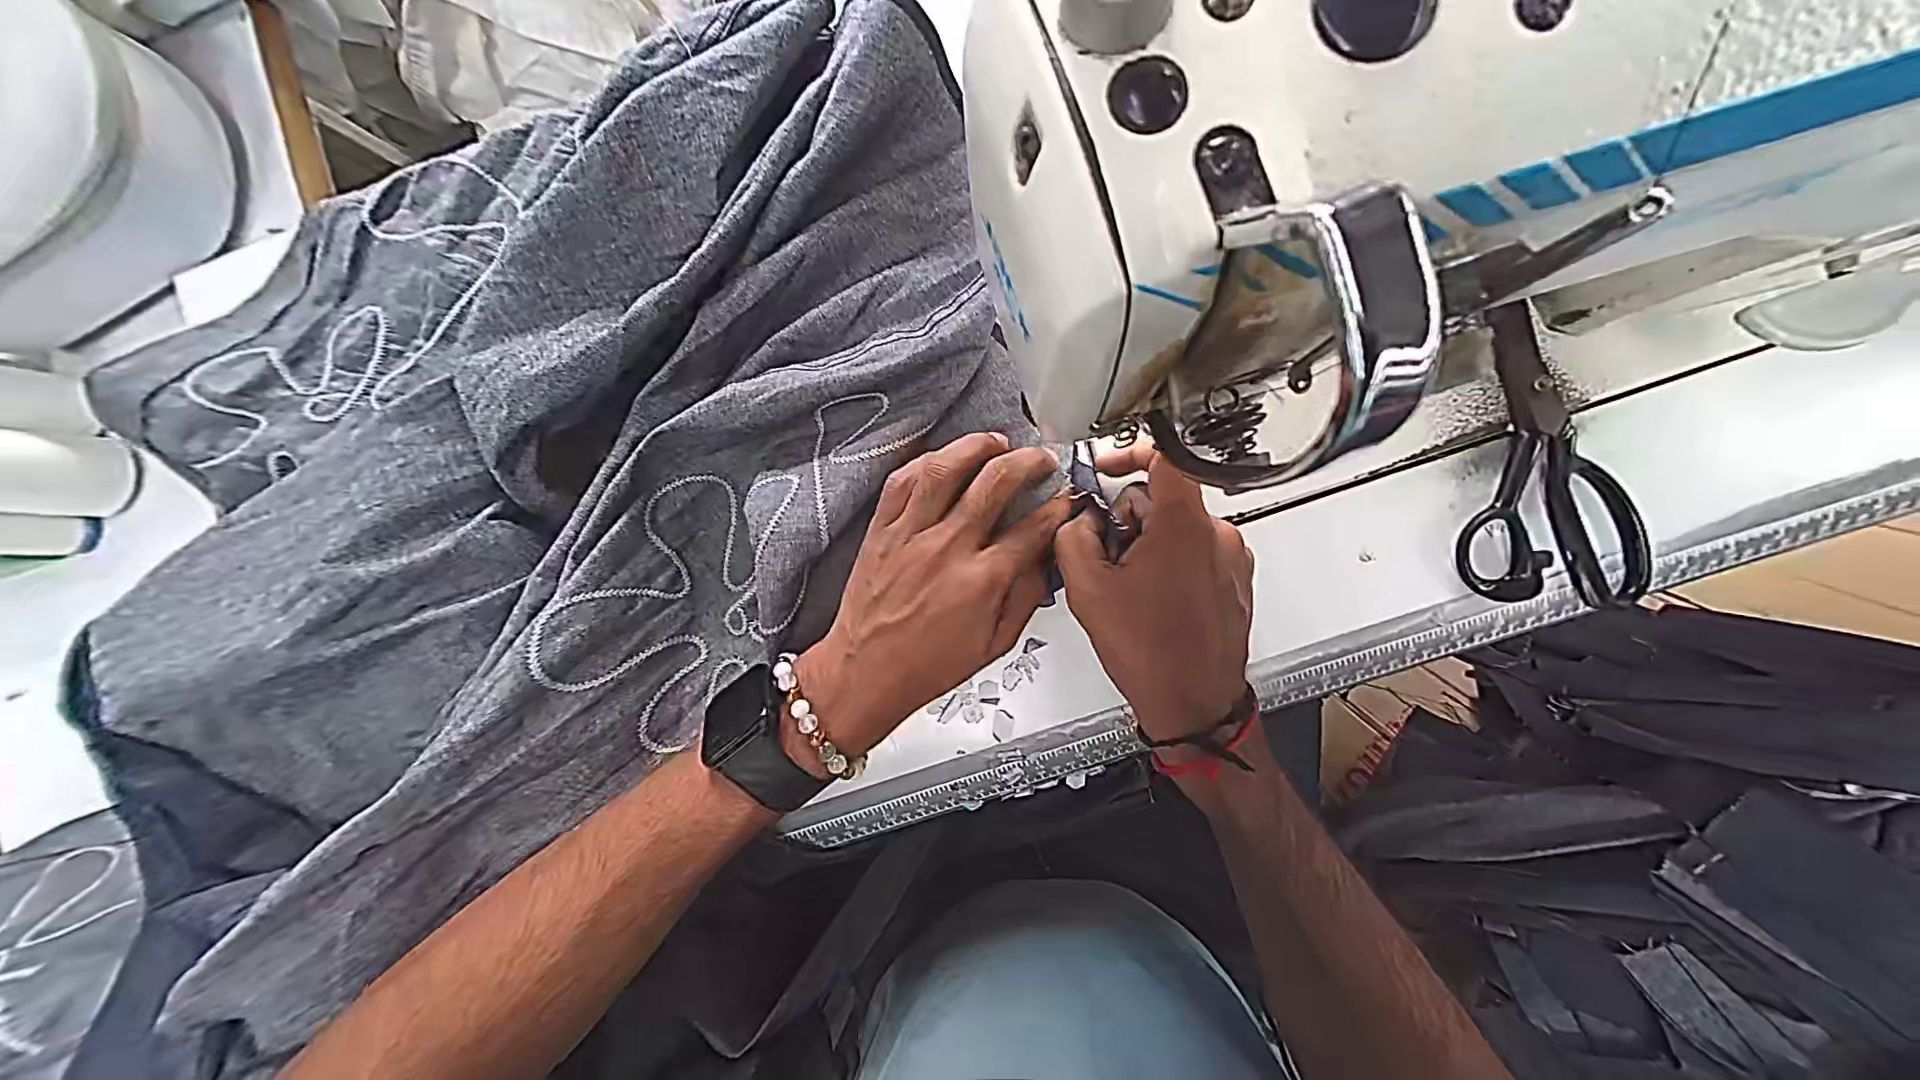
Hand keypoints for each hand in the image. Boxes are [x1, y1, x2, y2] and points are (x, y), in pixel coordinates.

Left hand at [791, 433, 1070, 761]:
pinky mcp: (882, 531)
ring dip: (976, 446)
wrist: (865, 672)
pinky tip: (943, 457)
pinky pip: (901, 482)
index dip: (1059, 507)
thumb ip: (1026, 597)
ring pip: (945, 469)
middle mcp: (946, 550)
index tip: (1065, 500)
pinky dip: (925, 461)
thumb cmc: (924, 665)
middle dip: (1028, 461)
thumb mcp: (994, 643)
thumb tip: (1045, 560)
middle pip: (996, 482)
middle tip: (1039, 459)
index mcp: (981, 581)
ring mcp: (910, 536)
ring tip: (995, 442)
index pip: (1034, 528)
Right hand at [1054, 439, 1253, 742]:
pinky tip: (1152, 599)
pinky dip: (1170, 563)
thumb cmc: (1154, 656)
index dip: (1130, 453)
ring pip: (1178, 527)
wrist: (1193, 702)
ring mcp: (1230, 558)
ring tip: (1132, 588)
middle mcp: (1216, 535)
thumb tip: (1077, 520)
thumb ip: (1072, 537)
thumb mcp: (1088, 590)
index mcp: (1184, 526)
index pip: (1165, 456)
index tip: (1111, 467)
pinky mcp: (1234, 579)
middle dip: (1129, 520)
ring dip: (1148, 544)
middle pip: (1163, 499)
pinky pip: (1196, 551)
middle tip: (1109, 557)